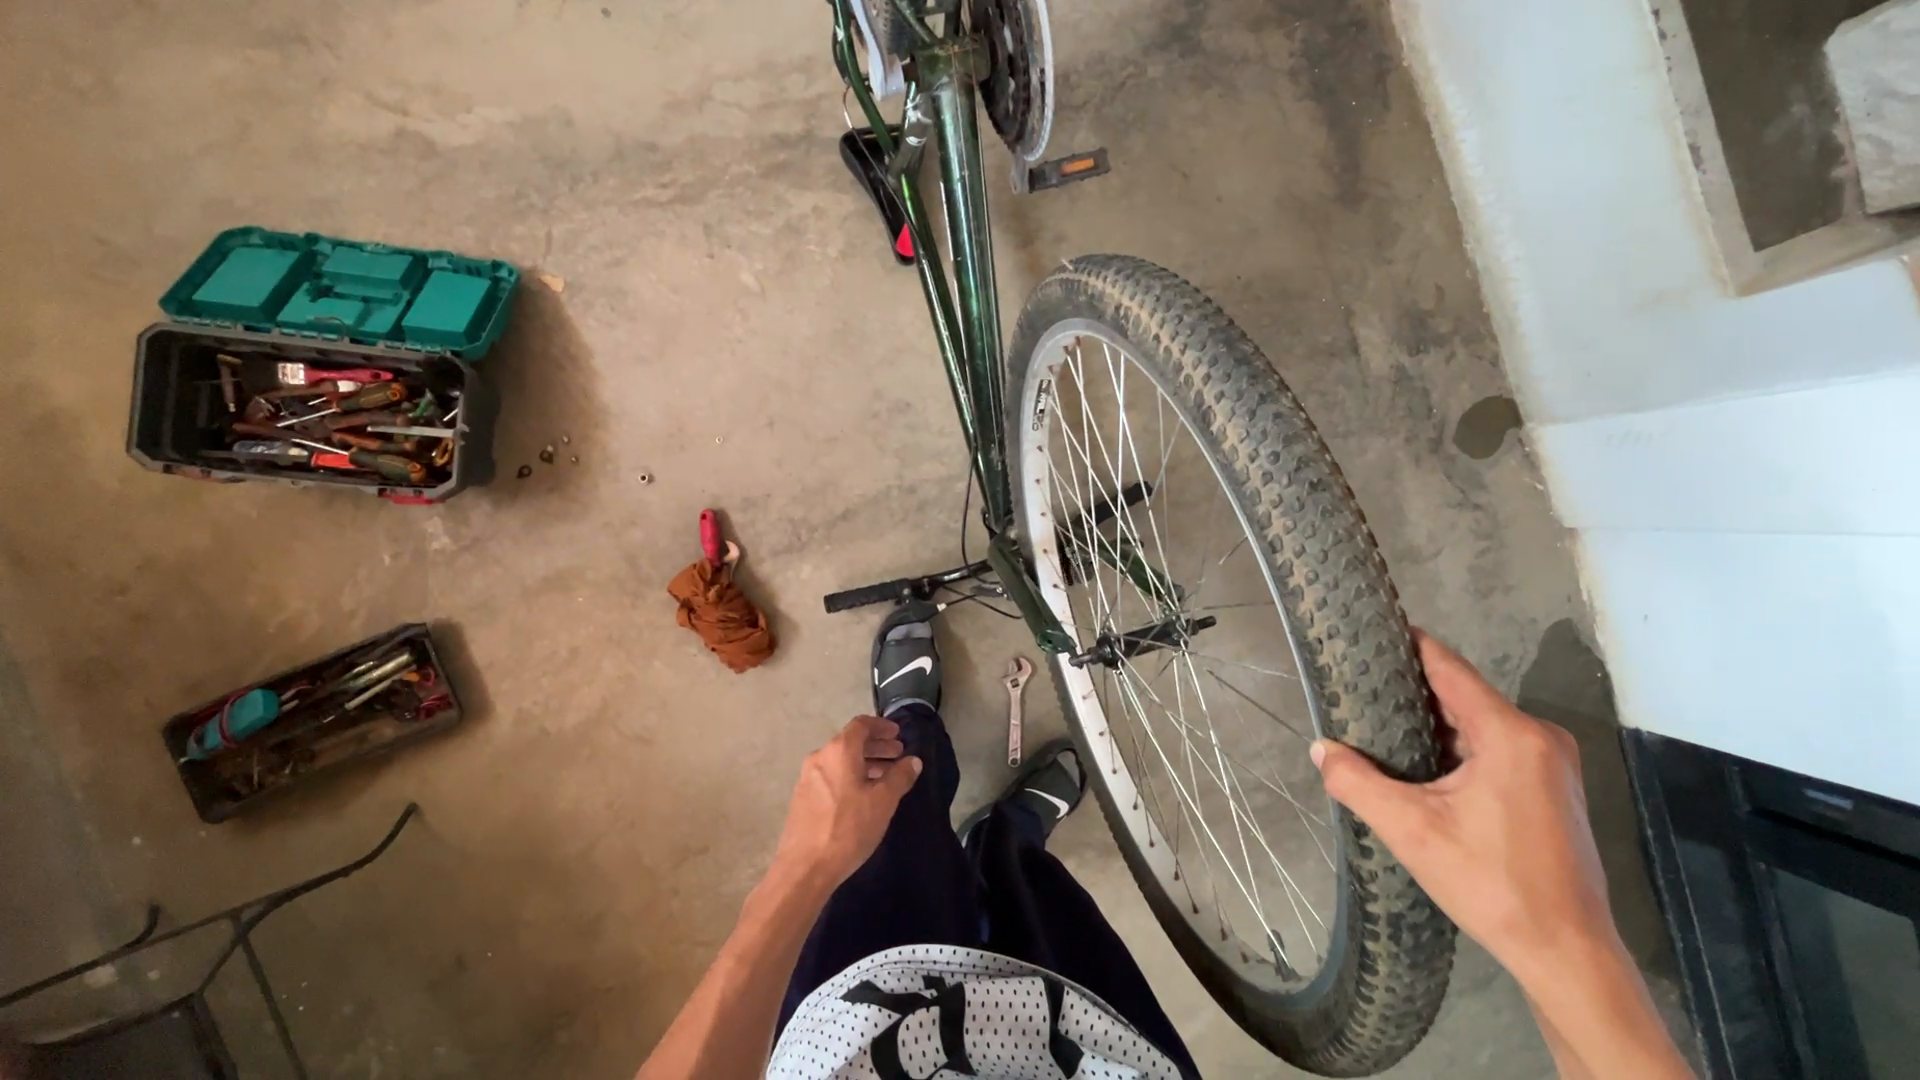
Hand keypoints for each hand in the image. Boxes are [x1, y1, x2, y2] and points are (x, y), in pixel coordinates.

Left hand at [771, 716, 922, 889]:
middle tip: (897, 756)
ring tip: (884, 777)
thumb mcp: (883, 802)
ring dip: (863, 763)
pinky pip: (830, 775)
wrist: (805, 868)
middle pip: (850, 742)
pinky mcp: (802, 798)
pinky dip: (849, 776)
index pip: (861, 725)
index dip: (881, 726)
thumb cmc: (848, 829)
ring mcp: (807, 778)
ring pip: (840, 760)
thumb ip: (900, 777)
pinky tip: (862, 796)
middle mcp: (819, 757)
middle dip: (876, 746)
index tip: (898, 734)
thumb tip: (913, 761)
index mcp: (839, 751)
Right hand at [1310, 630, 1614, 984]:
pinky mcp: (1553, 786)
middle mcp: (1538, 736)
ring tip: (1378, 722)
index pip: (1448, 668)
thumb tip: (1320, 749)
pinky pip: (1496, 746)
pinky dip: (1458, 746)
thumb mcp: (1410, 830)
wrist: (1566, 952)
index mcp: (1510, 734)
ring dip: (1433, 722)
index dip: (1408, 645)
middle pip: (1462, 694)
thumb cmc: (1490, 884)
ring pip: (1478, 722)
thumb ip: (1356, 782)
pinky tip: (1422, 762)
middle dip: (1411, 690)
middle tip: (1358, 686)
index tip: (1369, 629)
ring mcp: (1552, 761)